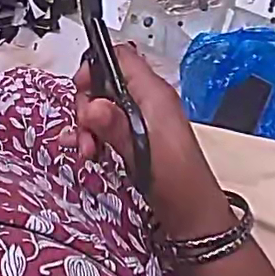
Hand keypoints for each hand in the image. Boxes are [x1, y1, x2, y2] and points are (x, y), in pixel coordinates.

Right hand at [60, 43, 237, 240]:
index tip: (81, 91)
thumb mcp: (142, 152)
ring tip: (89, 149)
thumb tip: (91, 105)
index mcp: (154, 94)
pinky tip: (89, 151)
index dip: (95, 67)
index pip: (119, 57)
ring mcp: (140, 118)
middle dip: (86, 104)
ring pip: (100, 105)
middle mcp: (147, 101)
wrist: (193, 217)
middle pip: (103, 82)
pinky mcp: (134, 135)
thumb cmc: (178, 184)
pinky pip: (104, 124)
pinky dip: (92, 135)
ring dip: (87, 125)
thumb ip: (115, 126)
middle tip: (86, 130)